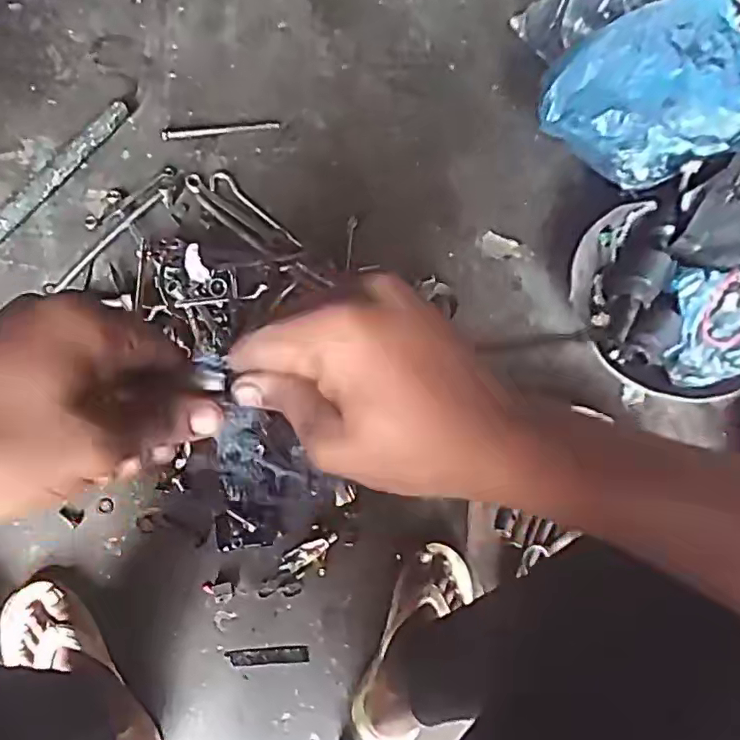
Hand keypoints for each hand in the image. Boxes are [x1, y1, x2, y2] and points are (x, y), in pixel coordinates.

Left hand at [0, 294, 222, 535]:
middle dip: (145, 412)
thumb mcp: (98, 443)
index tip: (191, 434)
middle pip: (128, 361)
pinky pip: (57, 383)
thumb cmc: (7, 450)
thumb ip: (160, 424)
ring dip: (111, 419)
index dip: (185, 393)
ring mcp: (18, 337)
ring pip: (92, 377)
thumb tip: (212, 411)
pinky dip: (75, 416)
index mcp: (85, 321)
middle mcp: (52, 315)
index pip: (164, 347)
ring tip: (102, 463)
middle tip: (143, 458)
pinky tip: (68, 453)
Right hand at [227, 273, 523, 499]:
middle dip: (276, 359)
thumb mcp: (336, 445)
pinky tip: (345, 374)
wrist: (496, 437)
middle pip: (286, 321)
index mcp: (338, 330)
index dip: (244, 371)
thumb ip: (286, 404)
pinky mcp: (403, 295)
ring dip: (305, 348)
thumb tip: (250, 384)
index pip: (262, 340)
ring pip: (314, 313)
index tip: (242, 396)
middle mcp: (358, 292)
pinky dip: (334, 337)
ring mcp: (385, 288)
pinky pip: (346, 310)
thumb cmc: (417, 451)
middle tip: (280, 402)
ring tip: (318, 393)